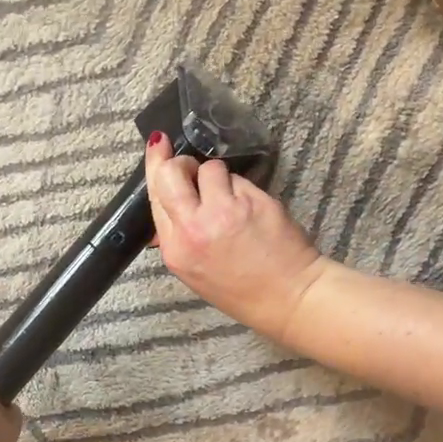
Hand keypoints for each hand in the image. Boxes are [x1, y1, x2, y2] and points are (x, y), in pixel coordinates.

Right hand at [143, 133, 328, 343]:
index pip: (154, 194)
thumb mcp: (193, 272)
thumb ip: (177, 237)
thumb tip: (168, 206)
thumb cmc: (241, 289)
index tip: (159, 144)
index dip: (156, 164)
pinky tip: (251, 210)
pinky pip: (239, 179)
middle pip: (172, 171)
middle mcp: (194, 229)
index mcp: (175, 250)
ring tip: (231, 199)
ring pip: (210, 168)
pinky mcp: (252, 202)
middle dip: (180, 162)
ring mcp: (224, 213)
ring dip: (218, 176)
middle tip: (192, 169)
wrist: (287, 297)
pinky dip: (242, 188)